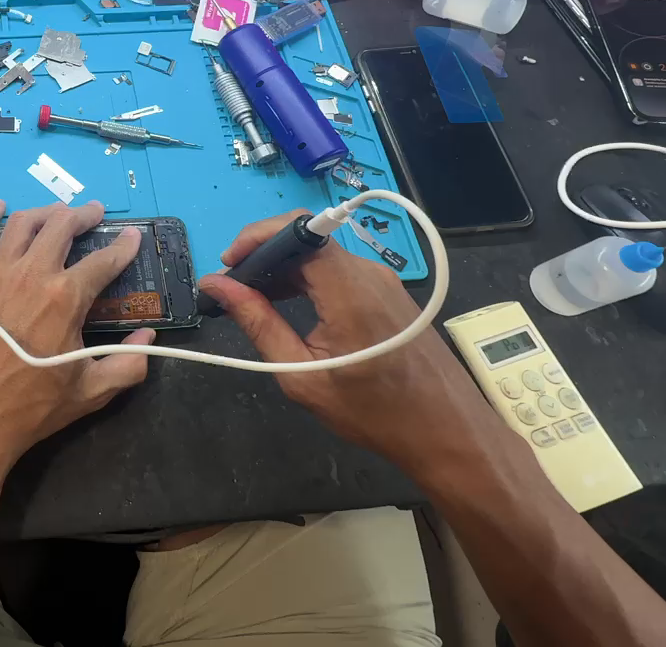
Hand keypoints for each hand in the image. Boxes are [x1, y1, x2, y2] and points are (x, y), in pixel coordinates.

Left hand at [0, 199, 154, 468]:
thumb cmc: (31, 406)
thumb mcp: (91, 392)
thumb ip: (128, 364)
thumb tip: (147, 337)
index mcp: (66, 297)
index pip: (103, 261)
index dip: (123, 247)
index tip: (133, 237)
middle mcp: (31, 273)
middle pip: (61, 226)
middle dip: (83, 215)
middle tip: (95, 213)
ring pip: (22, 224)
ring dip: (44, 212)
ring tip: (57, 211)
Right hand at [197, 211, 505, 477]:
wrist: (451, 436)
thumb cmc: (374, 412)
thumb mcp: (302, 374)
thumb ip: (257, 322)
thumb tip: (215, 284)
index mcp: (350, 290)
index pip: (298, 230)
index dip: (257, 237)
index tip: (229, 265)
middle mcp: (368, 273)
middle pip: (306, 238)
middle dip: (262, 254)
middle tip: (233, 287)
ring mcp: (382, 280)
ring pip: (319, 254)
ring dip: (282, 268)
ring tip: (252, 299)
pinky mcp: (388, 292)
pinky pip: (336, 270)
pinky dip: (305, 279)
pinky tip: (286, 304)